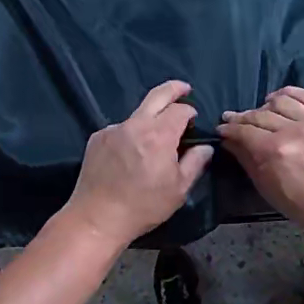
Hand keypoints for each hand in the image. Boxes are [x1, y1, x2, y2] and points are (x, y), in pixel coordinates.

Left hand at [58, 79, 214, 248]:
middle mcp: (134, 125)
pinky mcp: (97, 138)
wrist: (98, 216)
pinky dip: (130, 135)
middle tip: (183, 88)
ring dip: (149, 119)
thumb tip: (205, 147)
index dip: (189, 111)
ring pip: (136, 116)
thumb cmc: (143, 206)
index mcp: (158, 135)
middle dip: (173, 89)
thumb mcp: (178, 189)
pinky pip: (120, 130)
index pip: (179, 110)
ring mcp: (113, 129)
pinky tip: (130, 155)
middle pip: (156, 96)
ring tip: (154, 140)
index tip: (193, 119)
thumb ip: (194, 163)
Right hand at [219, 86, 303, 238]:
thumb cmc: (301, 204)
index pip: (244, 130)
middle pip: (259, 114)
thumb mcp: (265, 186)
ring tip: (259, 114)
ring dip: (264, 106)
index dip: (229, 129)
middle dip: (241, 118)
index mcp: (275, 151)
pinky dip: (289, 93)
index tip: (221, 129)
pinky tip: (278, 100)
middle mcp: (293, 131)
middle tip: (232, 121)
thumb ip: (245, 158)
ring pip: (280, 100)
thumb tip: (228, 141)